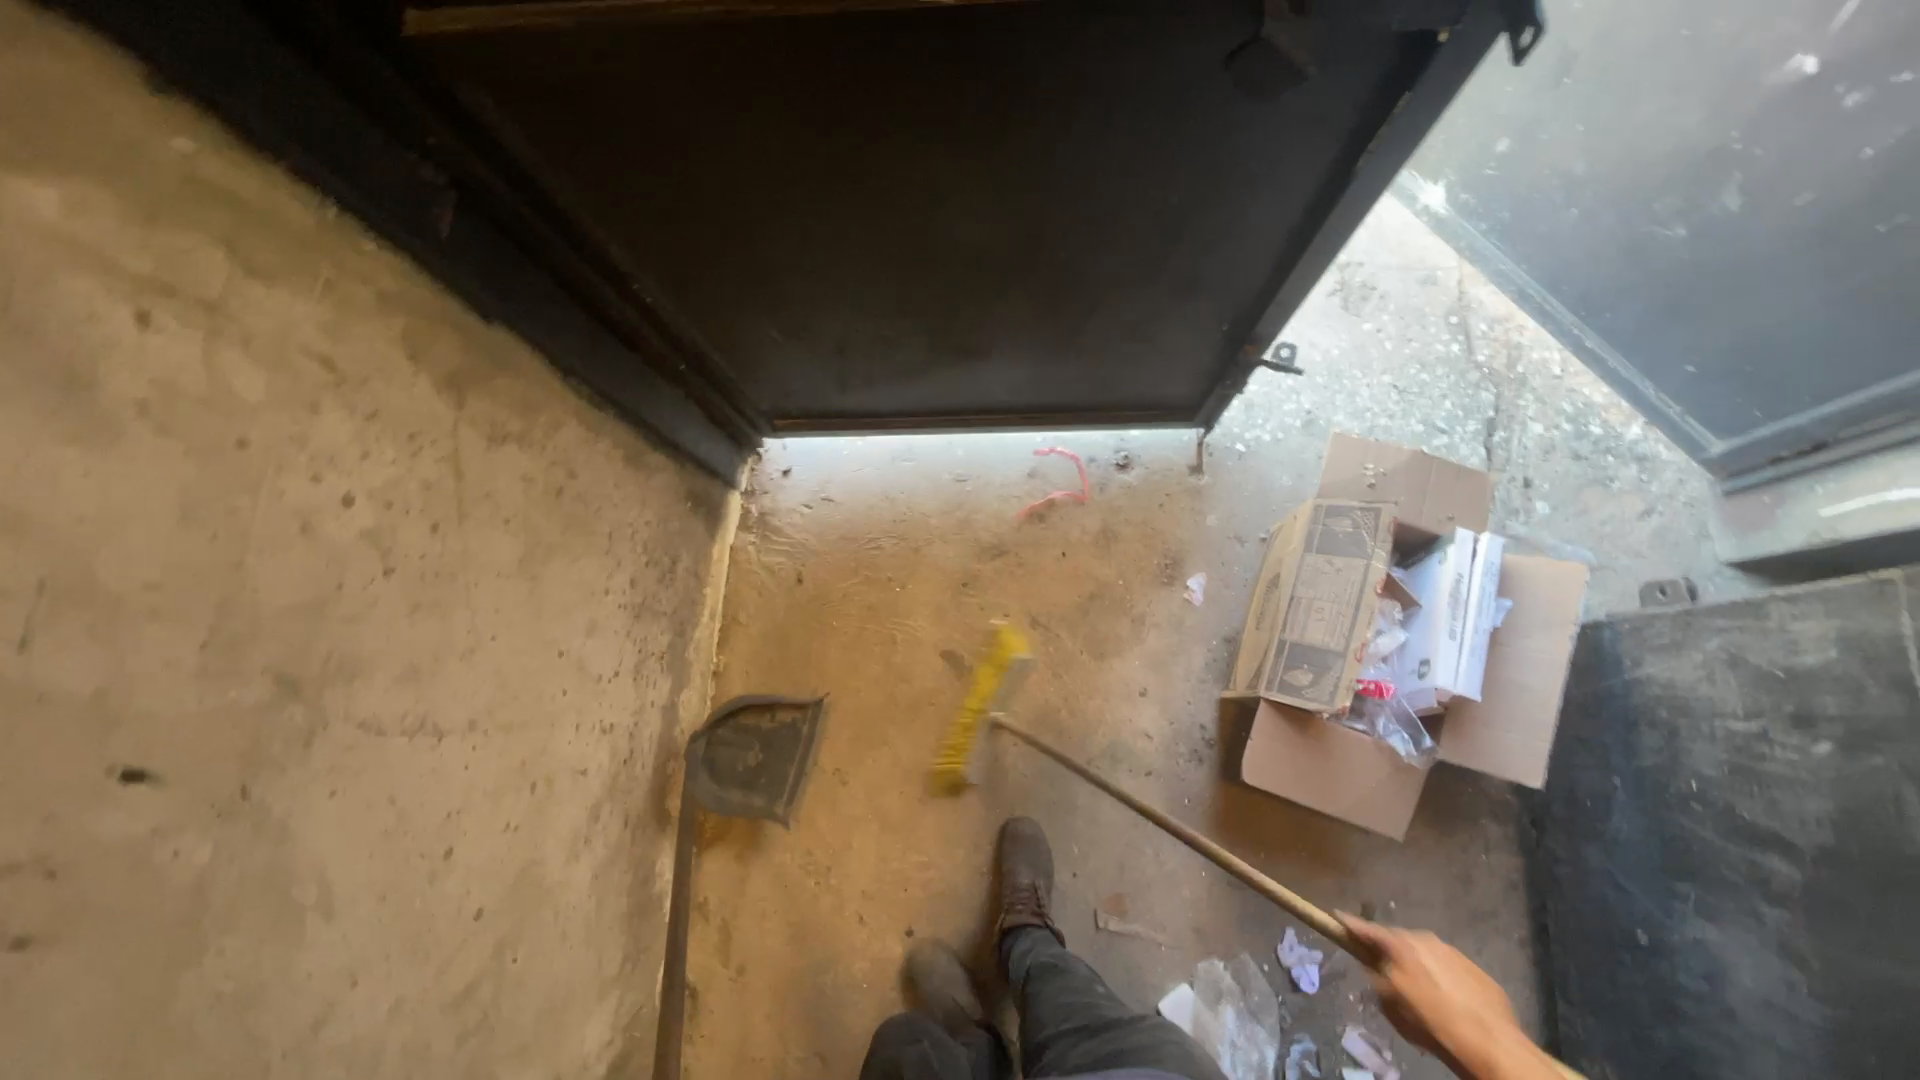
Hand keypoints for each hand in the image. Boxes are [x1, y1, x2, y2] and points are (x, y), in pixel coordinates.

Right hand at [1336, 913, 1561, 1079]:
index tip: (1336, 917)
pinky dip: (1439, 974)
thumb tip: (1373, 967)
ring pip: (1424, 951)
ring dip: (1415, 961)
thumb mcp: (1391, 1006)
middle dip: (1388, 948)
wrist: (1490, 1043)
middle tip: (1381, 965)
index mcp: (1400, 946)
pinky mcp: (1475, 968)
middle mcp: (1425, 940)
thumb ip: (1376, 979)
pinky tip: (1444, 996)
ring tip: (1416, 985)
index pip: (1367, 929)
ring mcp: (1452, 952)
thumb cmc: (1432, 1024)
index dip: (1349, 924)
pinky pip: (1447, 965)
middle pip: (1398, 939)